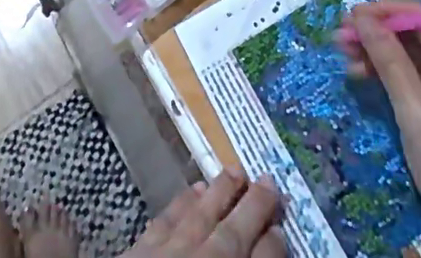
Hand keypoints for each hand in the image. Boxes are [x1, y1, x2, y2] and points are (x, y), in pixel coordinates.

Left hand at [122, 167, 285, 257]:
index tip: (281, 228)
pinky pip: (167, 219)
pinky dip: (182, 203)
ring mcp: (170, 255)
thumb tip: (266, 244)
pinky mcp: (139, 252)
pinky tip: (192, 190)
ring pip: (200, 216)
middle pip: (233, 234)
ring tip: (234, 171)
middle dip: (253, 208)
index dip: (272, 245)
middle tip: (268, 180)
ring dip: (219, 194)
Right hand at [340, 0, 420, 257]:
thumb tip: (363, 17)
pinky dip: (395, 75)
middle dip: (380, 33)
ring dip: (382, 54)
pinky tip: (365, 76)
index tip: (350, 15)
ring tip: (345, 55)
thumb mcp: (416, 118)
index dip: (388, 14)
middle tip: (341, 37)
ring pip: (419, 57)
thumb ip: (390, 62)